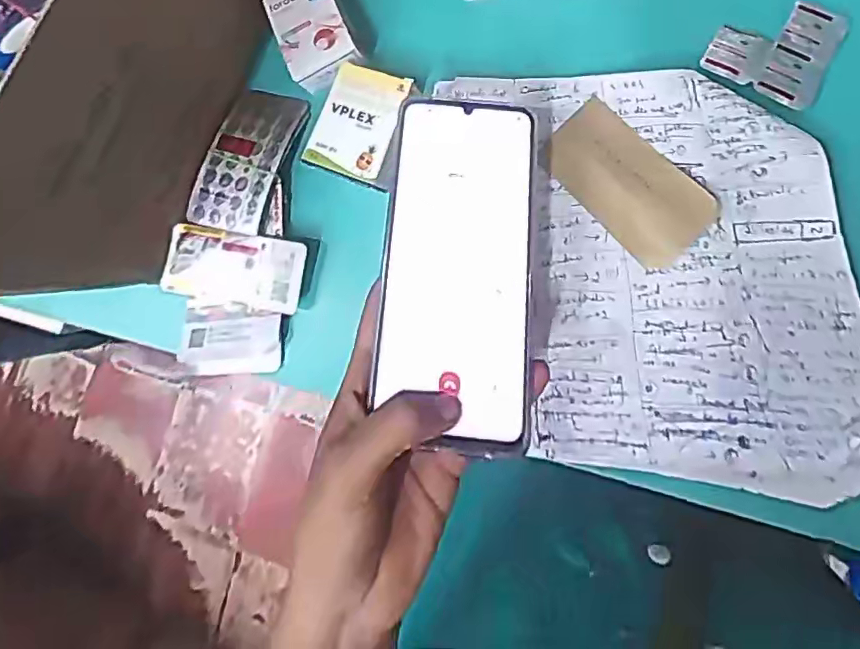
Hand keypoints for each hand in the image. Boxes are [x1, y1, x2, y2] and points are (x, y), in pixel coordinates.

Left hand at [273, 286, 547, 648]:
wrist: (355, 600)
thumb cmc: (332, 523)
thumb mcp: (350, 465)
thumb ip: (395, 426)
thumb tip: (450, 398)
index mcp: (361, 391)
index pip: (376, 330)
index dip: (394, 295)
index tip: (423, 259)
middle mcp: (396, 401)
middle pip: (426, 351)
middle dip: (451, 322)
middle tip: (486, 287)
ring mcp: (427, 430)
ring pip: (460, 385)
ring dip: (484, 361)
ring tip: (514, 327)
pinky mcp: (454, 459)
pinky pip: (483, 426)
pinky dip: (506, 406)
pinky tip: (527, 384)